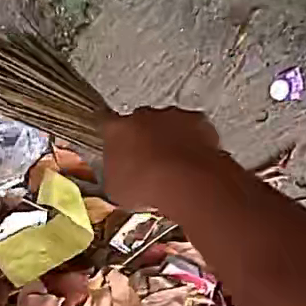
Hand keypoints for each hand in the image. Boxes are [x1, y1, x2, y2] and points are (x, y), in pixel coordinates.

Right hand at [100, 106, 224, 210]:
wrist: (183, 182)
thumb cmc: (146, 185)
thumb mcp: (115, 190)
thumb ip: (114, 174)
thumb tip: (117, 178)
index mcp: (116, 129)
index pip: (108, 128)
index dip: (114, 141)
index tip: (118, 151)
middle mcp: (142, 116)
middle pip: (139, 122)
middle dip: (143, 139)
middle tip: (146, 164)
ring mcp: (171, 115)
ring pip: (168, 123)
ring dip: (168, 139)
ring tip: (171, 167)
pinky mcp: (197, 120)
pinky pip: (193, 128)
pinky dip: (192, 141)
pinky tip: (190, 163)